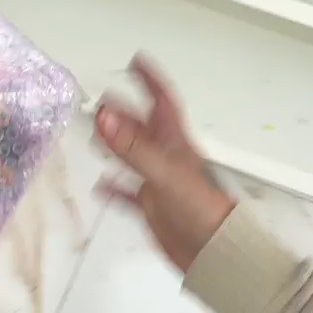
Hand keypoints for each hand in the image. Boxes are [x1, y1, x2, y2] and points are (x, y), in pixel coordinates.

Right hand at [94, 56, 235, 271]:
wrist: (216, 251)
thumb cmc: (203, 209)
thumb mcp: (164, 172)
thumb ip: (133, 147)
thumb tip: (105, 118)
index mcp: (175, 141)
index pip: (162, 100)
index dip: (150, 79)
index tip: (136, 61)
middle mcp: (166, 157)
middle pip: (142, 125)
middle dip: (124, 110)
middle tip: (104, 99)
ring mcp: (159, 181)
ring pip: (134, 155)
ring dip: (116, 144)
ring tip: (97, 133)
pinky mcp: (153, 206)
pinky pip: (129, 192)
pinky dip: (114, 187)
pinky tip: (102, 186)